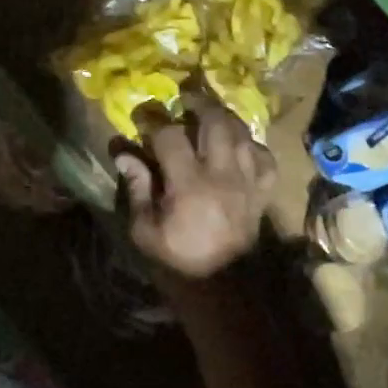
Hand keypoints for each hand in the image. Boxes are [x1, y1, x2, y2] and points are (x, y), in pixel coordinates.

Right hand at [115, 96, 276, 278]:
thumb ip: (136, 187)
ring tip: (209, 116)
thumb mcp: (145, 229)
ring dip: (224, 119)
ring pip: (242, 133)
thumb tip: (123, 153)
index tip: (143, 119)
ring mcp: (247, 182)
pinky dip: (251, 146)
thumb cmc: (177, 258)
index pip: (171, 135)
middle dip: (198, 104)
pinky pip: (263, 157)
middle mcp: (222, 174)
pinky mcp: (262, 192)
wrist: (223, 286)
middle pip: (215, 122)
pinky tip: (238, 146)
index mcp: (189, 183)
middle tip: (184, 101)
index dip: (154, 122)